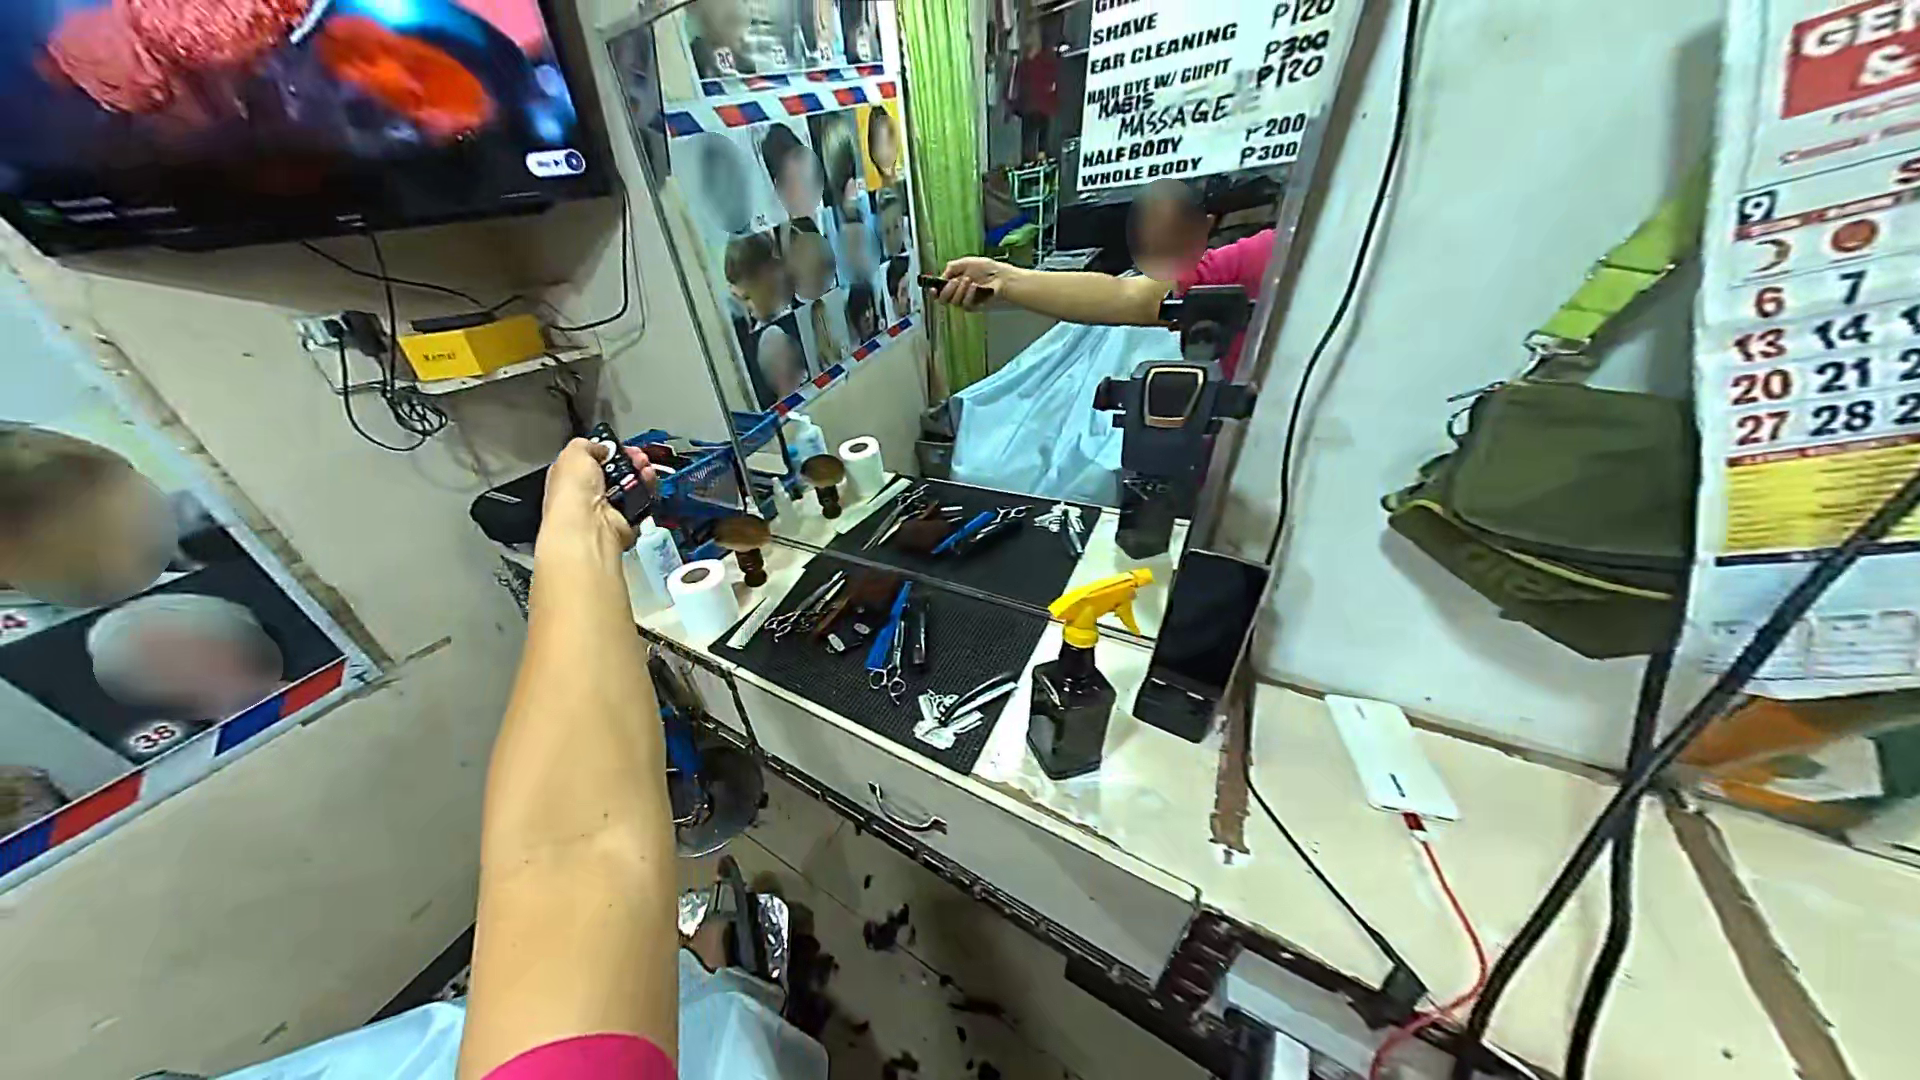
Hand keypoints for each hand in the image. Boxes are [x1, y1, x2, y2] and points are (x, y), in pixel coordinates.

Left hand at [538, 438, 656, 557]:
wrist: (590, 524)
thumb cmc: (574, 490)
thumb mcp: (574, 453)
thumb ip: (588, 445)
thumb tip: (602, 447)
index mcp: (570, 477)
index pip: (592, 460)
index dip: (608, 450)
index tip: (620, 446)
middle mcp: (589, 493)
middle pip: (615, 472)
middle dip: (629, 460)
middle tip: (637, 455)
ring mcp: (609, 508)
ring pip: (631, 484)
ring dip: (640, 472)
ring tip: (645, 466)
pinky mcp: (627, 519)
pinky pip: (642, 500)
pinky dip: (648, 488)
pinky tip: (649, 478)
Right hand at [936, 257, 1012, 311]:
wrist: (1001, 277)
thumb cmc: (987, 268)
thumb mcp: (967, 262)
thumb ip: (952, 267)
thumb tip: (942, 275)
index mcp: (954, 282)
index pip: (939, 291)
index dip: (933, 291)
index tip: (932, 289)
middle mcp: (958, 293)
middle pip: (943, 299)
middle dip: (946, 290)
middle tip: (954, 281)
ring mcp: (965, 301)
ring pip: (953, 302)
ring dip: (959, 290)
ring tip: (968, 280)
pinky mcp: (974, 307)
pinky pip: (965, 304)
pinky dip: (968, 294)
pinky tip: (974, 287)